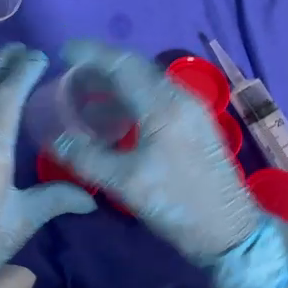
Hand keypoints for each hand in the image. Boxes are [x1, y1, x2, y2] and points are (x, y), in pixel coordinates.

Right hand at [49, 38, 287, 287]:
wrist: (233, 234)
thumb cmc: (179, 206)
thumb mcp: (126, 185)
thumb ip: (87, 158)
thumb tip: (54, 138)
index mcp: (163, 106)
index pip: (121, 64)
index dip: (89, 54)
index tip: (62, 53)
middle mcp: (179, 97)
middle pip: (134, 66)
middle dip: (99, 65)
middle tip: (69, 73)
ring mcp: (191, 108)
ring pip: (145, 80)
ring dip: (114, 81)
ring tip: (83, 95)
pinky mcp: (195, 121)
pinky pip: (156, 94)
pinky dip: (129, 96)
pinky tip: (112, 117)